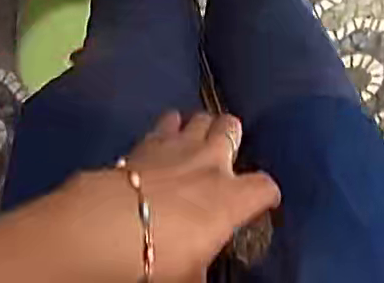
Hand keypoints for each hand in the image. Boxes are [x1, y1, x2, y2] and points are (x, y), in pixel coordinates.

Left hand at [53, 112, 279, 282]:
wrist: (116, 221)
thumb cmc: (164, 254)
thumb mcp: (193, 273)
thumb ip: (203, 261)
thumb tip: (198, 265)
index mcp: (230, 197)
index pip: (264, 187)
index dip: (267, 193)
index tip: (264, 199)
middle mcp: (210, 160)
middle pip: (230, 127)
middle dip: (231, 134)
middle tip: (227, 147)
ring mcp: (179, 142)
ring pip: (199, 116)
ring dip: (201, 125)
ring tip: (197, 136)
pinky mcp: (150, 137)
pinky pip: (168, 120)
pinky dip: (171, 125)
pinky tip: (167, 135)